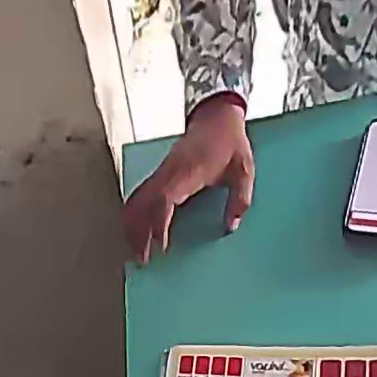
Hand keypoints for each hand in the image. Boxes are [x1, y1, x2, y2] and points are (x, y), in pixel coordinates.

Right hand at [122, 96, 252, 263]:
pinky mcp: (160, 173)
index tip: (161, 247)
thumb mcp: (243, 171)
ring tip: (135, 252)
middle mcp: (169, 171)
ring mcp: (162, 171)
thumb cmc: (230, 143)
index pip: (165, 200)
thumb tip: (231, 226)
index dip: (159, 224)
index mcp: (188, 171)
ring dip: (132, 226)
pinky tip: (135, 230)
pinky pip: (140, 194)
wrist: (216, 115)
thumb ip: (239, 199)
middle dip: (139, 233)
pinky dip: (134, 214)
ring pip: (137, 199)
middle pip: (143, 203)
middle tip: (142, 260)